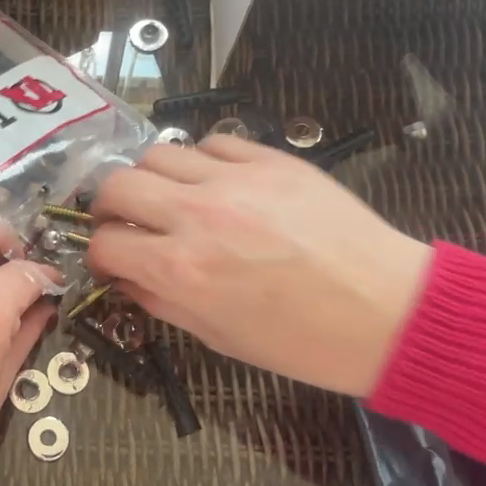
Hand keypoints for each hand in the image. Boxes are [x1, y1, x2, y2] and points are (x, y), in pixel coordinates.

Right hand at [87, 135, 433, 396]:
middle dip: (108, 207)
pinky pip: (214, 143)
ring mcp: (236, 179)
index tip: (111, 261)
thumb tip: (126, 279)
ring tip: (169, 198)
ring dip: (150, 179)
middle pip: (117, 185)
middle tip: (125, 222)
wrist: (387, 312)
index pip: (105, 244)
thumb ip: (160, 302)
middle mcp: (196, 214)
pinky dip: (200, 161)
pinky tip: (214, 183)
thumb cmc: (300, 342)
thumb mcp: (218, 337)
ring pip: (158, 154)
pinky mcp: (272, 159)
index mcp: (181, 269)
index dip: (99, 255)